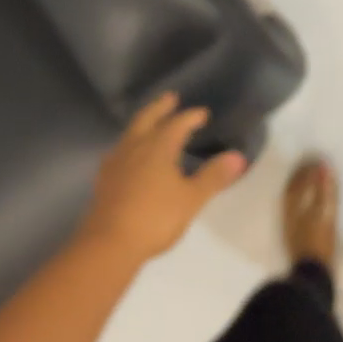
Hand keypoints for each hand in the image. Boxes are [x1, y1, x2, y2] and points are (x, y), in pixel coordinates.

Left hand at [78, 93, 246, 263]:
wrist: (108, 244)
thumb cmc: (155, 218)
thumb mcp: (191, 199)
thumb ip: (213, 176)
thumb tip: (238, 156)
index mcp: (158, 147)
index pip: (177, 124)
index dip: (191, 117)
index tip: (202, 113)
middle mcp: (134, 147)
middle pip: (147, 119)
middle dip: (160, 107)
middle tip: (170, 97)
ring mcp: (116, 162)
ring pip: (130, 133)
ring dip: (143, 123)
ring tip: (150, 124)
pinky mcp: (104, 179)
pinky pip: (119, 151)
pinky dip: (130, 144)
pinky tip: (130, 156)